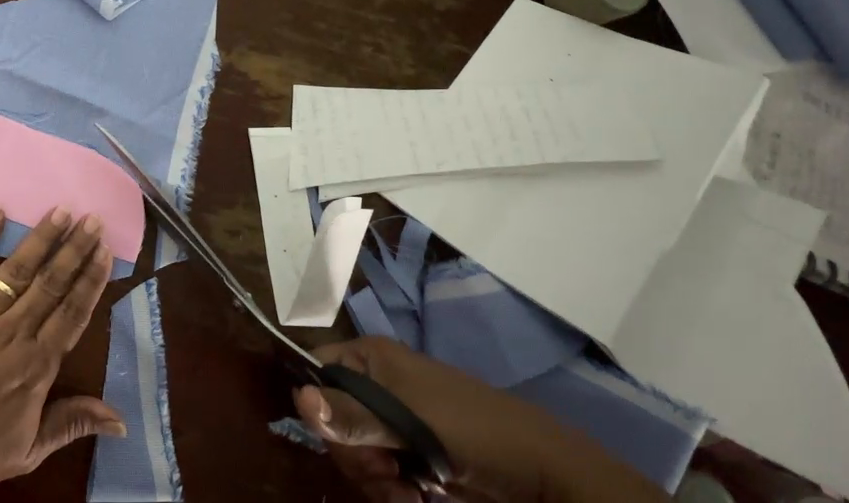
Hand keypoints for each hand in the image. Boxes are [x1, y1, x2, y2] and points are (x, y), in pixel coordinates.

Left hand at [0, 206, 123, 496]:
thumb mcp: (28, 450)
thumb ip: (71, 424)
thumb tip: (120, 421)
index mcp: (37, 364)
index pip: (72, 313)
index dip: (90, 281)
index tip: (105, 252)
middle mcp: (13, 330)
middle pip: (51, 284)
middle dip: (74, 250)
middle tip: (91, 219)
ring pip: (17, 269)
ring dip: (41, 239)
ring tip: (59, 212)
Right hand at [294, 338, 668, 502]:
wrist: (549, 478)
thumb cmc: (477, 432)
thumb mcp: (412, 423)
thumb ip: (353, 415)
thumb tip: (298, 400)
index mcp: (371, 359)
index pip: (316, 372)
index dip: (317, 406)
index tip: (340, 437)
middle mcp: (376, 386)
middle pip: (329, 420)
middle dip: (353, 456)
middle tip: (385, 471)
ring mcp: (394, 423)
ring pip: (351, 452)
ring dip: (372, 479)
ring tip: (406, 492)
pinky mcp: (411, 456)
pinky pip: (377, 473)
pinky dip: (389, 490)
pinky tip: (414, 498)